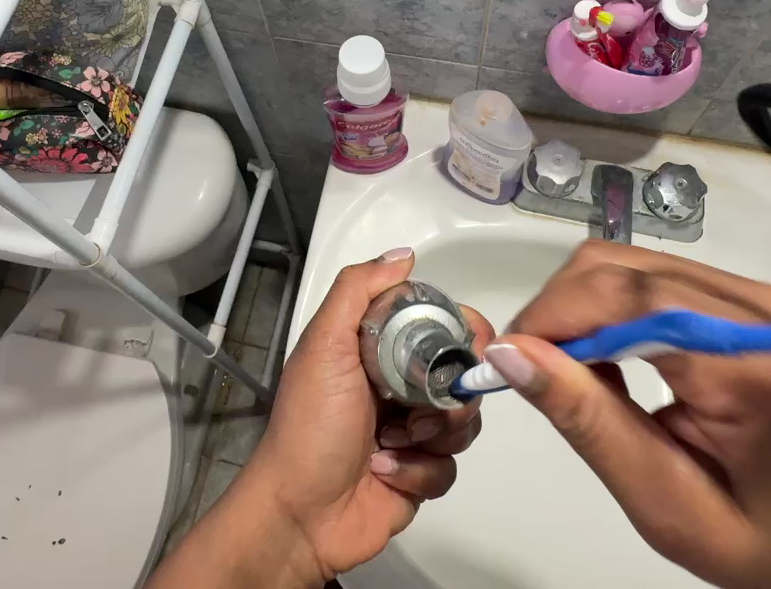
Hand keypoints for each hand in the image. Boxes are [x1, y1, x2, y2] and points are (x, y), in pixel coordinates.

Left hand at [148, 248, 491, 588]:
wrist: (300, 514)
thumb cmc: (310, 424)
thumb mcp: (324, 345)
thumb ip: (357, 292)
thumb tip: (404, 256)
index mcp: (376, 350)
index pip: (437, 326)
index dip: (461, 330)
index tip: (470, 342)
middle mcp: (398, 386)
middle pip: (459, 375)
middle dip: (451, 393)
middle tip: (423, 408)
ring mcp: (411, 432)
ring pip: (462, 422)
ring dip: (433, 434)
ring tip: (393, 443)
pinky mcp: (419, 475)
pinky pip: (448, 467)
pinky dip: (420, 472)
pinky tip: (387, 473)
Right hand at [481, 242, 770, 588]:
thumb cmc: (768, 545)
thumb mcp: (669, 506)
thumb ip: (589, 422)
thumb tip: (509, 353)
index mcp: (753, 365)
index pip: (630, 298)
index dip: (555, 315)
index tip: (506, 360)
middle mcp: (758, 309)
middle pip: (621, 269)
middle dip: (559, 310)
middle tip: (533, 373)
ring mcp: (754, 295)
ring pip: (626, 264)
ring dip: (579, 308)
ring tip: (571, 373)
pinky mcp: (742, 298)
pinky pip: (647, 278)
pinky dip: (606, 309)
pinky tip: (608, 359)